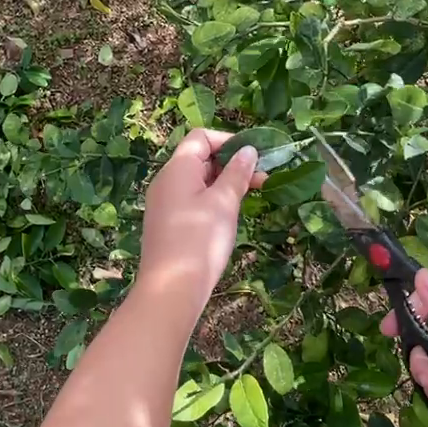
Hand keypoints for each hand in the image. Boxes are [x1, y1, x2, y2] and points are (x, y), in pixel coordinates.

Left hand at [136, 128, 263, 298]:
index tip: (254, 156)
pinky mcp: (167, 223)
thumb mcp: (224, 203)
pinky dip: (212, 199)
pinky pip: (192, 199)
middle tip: (263, 179)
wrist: (171, 289)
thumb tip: (248, 151)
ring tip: (252, 195)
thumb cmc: (200, 239)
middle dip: (231, 163)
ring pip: (198, 181)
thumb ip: (237, 174)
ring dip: (224, 183)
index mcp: (177, 168)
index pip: (201, 137)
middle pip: (200, 158)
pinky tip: (230, 214)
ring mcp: (165, 203)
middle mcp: (166, 180)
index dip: (228, 141)